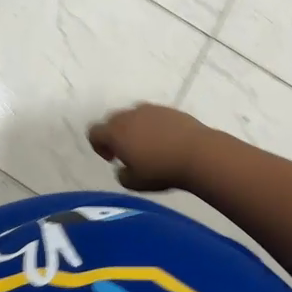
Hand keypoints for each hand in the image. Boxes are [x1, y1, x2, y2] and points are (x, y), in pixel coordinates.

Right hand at [87, 104, 217, 191]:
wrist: (197, 153)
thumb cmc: (161, 170)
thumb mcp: (135, 183)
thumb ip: (122, 175)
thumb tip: (122, 168)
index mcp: (115, 132)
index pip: (94, 132)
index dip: (98, 145)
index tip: (112, 158)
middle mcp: (128, 115)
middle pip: (112, 121)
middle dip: (115, 136)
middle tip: (128, 154)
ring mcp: (149, 109)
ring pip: (133, 116)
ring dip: (134, 129)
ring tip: (148, 147)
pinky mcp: (167, 108)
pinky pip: (152, 115)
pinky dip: (152, 126)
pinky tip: (165, 141)